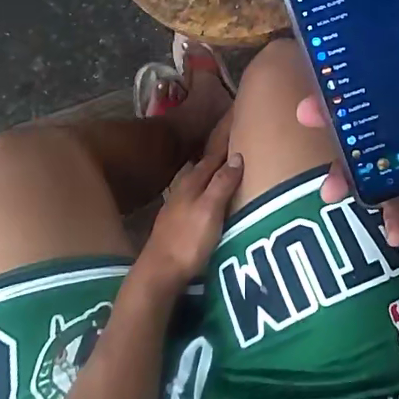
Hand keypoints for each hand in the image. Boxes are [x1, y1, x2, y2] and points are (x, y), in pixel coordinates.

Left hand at [132, 128, 241, 294]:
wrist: (158, 275)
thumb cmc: (187, 240)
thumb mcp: (210, 210)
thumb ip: (223, 183)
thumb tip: (237, 156)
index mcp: (192, 182)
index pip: (214, 155)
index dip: (226, 140)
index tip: (239, 123)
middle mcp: (184, 190)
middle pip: (206, 166)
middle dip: (222, 154)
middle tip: (240, 140)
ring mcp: (179, 207)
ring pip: (201, 181)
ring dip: (216, 172)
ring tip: (232, 166)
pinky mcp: (179, 223)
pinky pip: (199, 196)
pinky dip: (210, 189)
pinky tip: (215, 196)